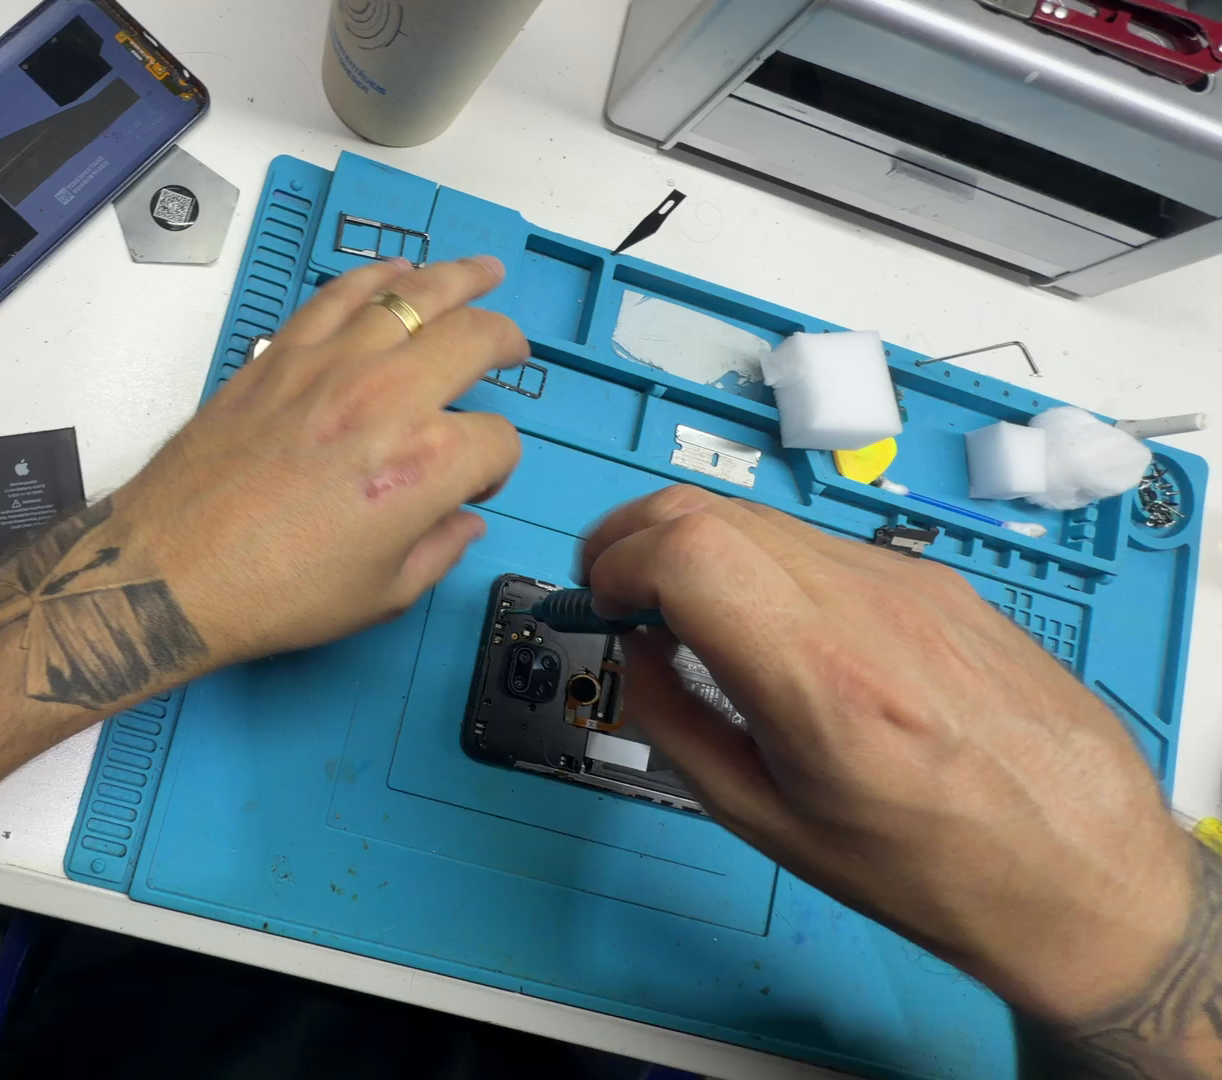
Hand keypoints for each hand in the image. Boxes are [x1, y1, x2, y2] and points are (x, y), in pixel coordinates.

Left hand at [113, 256, 525, 665]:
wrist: (174, 571)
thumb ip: (440, 551)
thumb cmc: (277, 595)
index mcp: (425, 465)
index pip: (496, 442)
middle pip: (473, 339)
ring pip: (411, 295)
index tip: (476, 484)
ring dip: (457, 279)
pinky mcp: (279, 357)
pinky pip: (338, 296)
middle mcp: (386, 398)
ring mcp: (328, 366)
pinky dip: (374, 278)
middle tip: (513, 349)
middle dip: (506, 341)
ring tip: (482, 272)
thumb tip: (466, 521)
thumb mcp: (380, 596)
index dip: (497, 467)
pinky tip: (393, 274)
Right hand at [582, 485, 1191, 1024]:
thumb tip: (633, 641)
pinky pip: (800, 538)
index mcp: (819, 682)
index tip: (599, 605)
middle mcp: (866, 608)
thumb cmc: (914, 866)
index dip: (615, 563)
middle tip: (608, 589)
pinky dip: (739, 556)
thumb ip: (668, 714)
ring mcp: (906, 581)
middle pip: (703, 510)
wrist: (1092, 879)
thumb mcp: (754, 811)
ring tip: (669, 601)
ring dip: (679, 542)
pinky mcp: (929, 577)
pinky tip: (747, 613)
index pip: (687, 554)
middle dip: (626, 535)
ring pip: (746, 512)